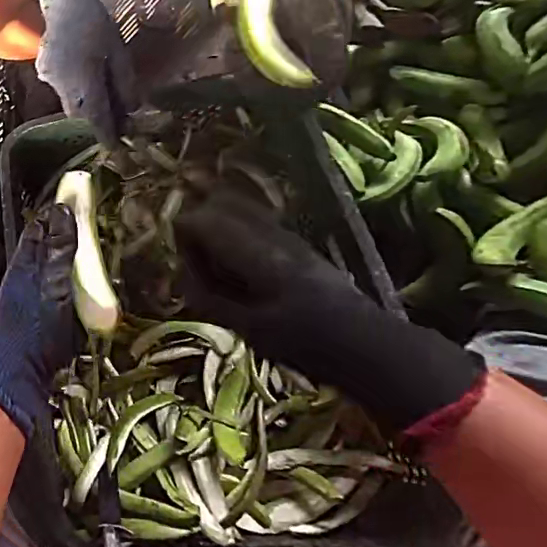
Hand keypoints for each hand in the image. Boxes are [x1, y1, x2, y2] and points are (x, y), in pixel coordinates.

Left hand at [0, 205, 78, 435]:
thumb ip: (59, 247)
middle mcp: (29, 274)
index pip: (42, 225)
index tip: (81, 201)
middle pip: (50, 245)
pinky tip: (91, 288)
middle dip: (69, 235)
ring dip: (75, 260)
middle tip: (96, 227)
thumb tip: (64, 209)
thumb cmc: (35, 323)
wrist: (22, 369)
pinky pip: (65, 290)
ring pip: (57, 267)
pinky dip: (78, 284)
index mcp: (26, 261)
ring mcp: (36, 294)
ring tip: (98, 254)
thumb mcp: (52, 280)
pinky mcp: (47, 314)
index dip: (59, 212)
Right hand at [33, 0, 136, 145]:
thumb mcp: (120, 53)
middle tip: (117, 120)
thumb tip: (131, 111)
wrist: (64, 0)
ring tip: (105, 97)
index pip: (97, 119)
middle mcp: (63, 86)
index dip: (107, 136)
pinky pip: (63, 90)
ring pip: (72, 104)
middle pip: (82, 115)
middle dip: (98, 121)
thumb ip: (125, 86)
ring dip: (88, 106)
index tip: (116, 148)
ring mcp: (50, 80)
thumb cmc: (97, 24)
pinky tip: (86, 78)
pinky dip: (76, 91)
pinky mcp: (43, 73)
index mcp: (85, 81)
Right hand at [175, 194, 482, 436]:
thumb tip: (181, 273)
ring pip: (239, 208)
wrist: (366, 344)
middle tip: (195, 260)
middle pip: (220, 203)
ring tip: (216, 265)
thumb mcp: (248, 328)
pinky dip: (237, 235)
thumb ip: (209, 297)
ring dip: (219, 228)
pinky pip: (256, 222)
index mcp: (256, 252)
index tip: (181, 264)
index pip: (203, 219)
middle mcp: (271, 232)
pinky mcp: (297, 243)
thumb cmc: (304, 342)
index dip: (182, 235)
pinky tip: (241, 269)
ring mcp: (287, 234)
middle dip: (199, 225)